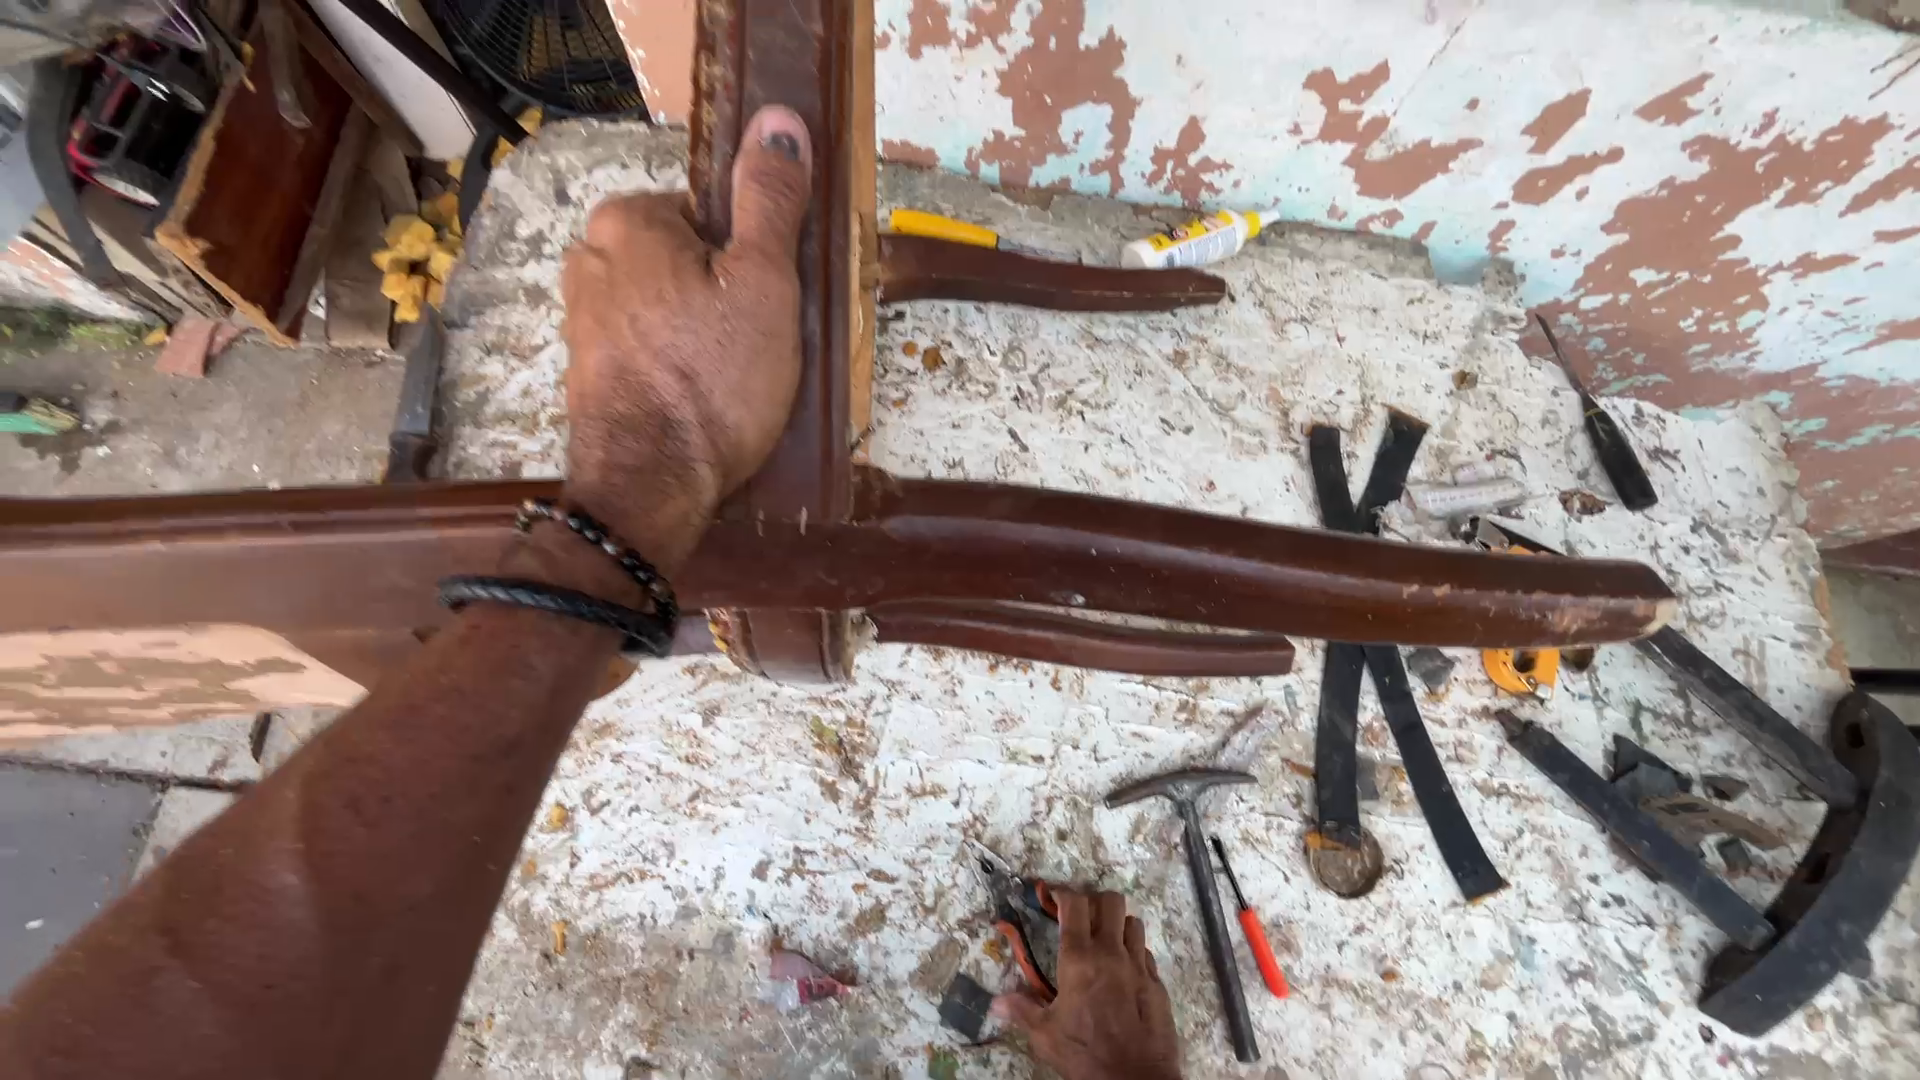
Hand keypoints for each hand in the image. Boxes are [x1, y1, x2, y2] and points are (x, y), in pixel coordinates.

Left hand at [559, 105, 811, 569]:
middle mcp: (589, 258)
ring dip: (700, 336)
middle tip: (754, 350)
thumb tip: (781, 119)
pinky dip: (674, 367)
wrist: (651, 486)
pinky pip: (647, 349)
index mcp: (628, 220)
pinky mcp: (586, 372)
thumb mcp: (764, 285)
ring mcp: (581, 320)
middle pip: (684, 262)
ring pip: (666, 309)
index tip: (765, 308)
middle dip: (720, 299)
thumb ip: (770, 201)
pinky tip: (698, 402)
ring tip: (730, 383)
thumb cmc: (715, 380)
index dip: (747, 262)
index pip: (708, 218)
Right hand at [994, 890, 1182, 1079]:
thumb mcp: (1046, 1036)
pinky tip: (1125, 970)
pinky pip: (1146, 953)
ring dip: (1118, 925)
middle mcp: (1111, 952)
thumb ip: (1022, 1010)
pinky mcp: (1157, 984)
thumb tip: (996, 1002)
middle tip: (1083, 916)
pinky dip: (1134, 952)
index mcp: (1080, 958)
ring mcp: (1138, 966)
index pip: (1074, 904)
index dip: (1063, 893)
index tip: (1054, 896)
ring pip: (1133, 922)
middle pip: (1111, 901)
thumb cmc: (1086, 1055)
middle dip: (1096, 902)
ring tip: (1106, 940)